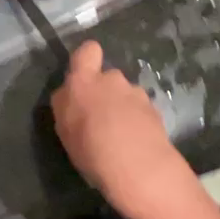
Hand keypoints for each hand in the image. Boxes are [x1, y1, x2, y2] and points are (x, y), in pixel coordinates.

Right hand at [52, 41, 197, 216]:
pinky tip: (135, 142)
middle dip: (105, 92)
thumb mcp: (64, 130)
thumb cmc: (91, 149)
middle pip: (107, 77)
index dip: (87, 58)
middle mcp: (112, 80)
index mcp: (84, 81)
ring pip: (125, 94)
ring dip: (122, 107)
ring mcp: (136, 93)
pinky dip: (138, 120)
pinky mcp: (155, 109)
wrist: (138, 167)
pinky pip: (141, 109)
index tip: (84, 77)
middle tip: (100, 119)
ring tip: (120, 135)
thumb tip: (69, 95)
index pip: (87, 51)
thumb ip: (66, 105)